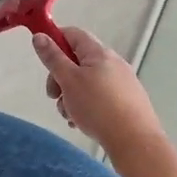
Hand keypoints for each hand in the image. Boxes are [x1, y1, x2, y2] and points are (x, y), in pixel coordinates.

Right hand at [31, 26, 164, 151]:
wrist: (136, 142)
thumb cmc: (98, 107)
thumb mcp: (68, 80)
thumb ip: (52, 57)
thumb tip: (40, 35)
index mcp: (99, 53)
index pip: (72, 34)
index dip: (54, 41)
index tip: (44, 61)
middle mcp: (113, 63)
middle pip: (76, 60)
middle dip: (60, 77)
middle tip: (54, 96)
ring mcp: (122, 83)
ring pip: (85, 81)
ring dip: (70, 95)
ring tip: (69, 115)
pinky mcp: (127, 101)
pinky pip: (98, 96)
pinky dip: (86, 104)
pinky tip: (81, 121)